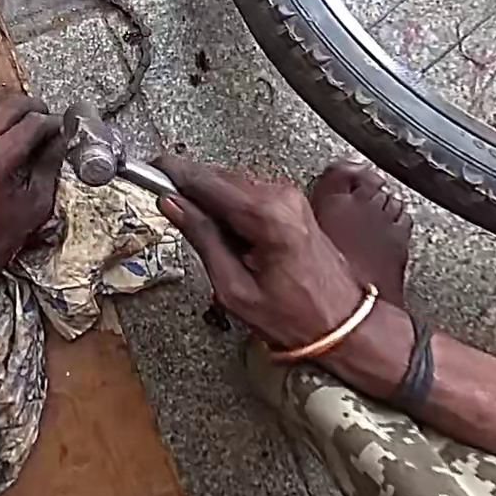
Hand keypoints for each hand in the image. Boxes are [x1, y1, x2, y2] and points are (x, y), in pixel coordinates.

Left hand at [0, 95, 64, 294]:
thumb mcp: (35, 204)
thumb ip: (48, 165)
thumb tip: (60, 138)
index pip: (30, 124)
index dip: (51, 123)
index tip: (62, 127)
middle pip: (8, 108)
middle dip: (33, 110)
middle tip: (48, 122)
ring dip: (12, 117)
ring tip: (30, 132)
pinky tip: (6, 142)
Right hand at [153, 157, 366, 350]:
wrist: (345, 325)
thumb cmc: (296, 316)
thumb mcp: (234, 287)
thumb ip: (201, 237)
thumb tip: (173, 204)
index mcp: (266, 216)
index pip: (206, 181)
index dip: (173, 173)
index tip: (150, 170)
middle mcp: (279, 196)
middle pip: (217, 177)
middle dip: (189, 188)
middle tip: (166, 204)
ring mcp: (288, 196)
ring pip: (230, 183)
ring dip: (208, 199)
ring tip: (201, 232)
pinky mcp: (290, 202)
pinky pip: (246, 192)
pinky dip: (227, 205)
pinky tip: (225, 232)